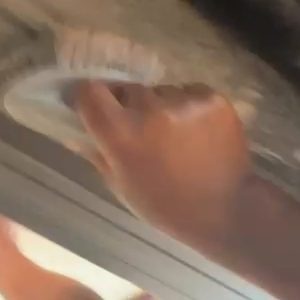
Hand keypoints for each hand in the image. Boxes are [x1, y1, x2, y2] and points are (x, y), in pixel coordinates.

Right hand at [75, 81, 253, 253]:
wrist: (225, 209)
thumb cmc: (164, 204)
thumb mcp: (120, 185)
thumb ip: (96, 152)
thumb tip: (74, 132)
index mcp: (121, 133)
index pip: (89, 91)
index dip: (87, 97)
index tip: (90, 105)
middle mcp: (150, 109)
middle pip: (126, 90)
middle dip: (127, 106)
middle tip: (140, 130)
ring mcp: (184, 101)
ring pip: (160, 92)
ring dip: (160, 107)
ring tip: (174, 135)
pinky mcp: (212, 98)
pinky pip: (188, 92)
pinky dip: (188, 106)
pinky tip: (196, 132)